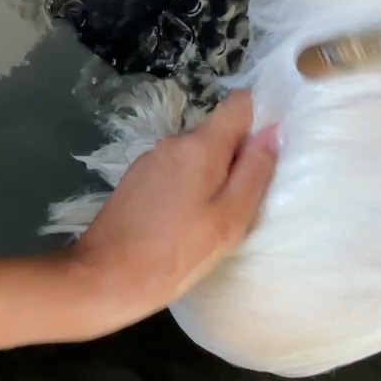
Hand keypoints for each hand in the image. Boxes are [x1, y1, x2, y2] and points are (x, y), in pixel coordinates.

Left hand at [67, 90, 278, 328]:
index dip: (262, 116)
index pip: (239, 104)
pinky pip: (177, 171)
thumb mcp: (228, 219)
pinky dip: (191, 187)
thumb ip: (254, 172)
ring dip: (214, 177)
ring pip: (197, 155)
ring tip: (219, 217)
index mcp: (199, 145)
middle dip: (239, 158)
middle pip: (219, 133)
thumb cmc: (175, 253)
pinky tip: (189, 222)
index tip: (276, 146)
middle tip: (250, 200)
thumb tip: (272, 131)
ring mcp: (151, 159)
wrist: (105, 276)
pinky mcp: (137, 179)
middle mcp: (172, 142)